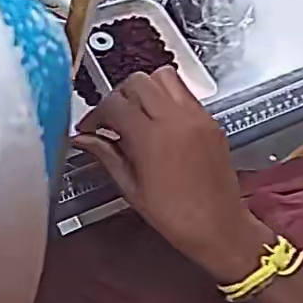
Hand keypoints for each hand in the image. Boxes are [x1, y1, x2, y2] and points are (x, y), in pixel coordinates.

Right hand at [73, 67, 273, 280]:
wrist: (217, 226)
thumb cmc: (174, 216)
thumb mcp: (130, 187)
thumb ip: (106, 155)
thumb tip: (84, 139)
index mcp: (152, 138)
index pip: (114, 104)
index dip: (95, 114)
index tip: (89, 129)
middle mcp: (176, 119)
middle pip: (138, 81)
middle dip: (118, 97)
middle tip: (110, 120)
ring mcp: (197, 116)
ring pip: (163, 77)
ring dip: (143, 90)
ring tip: (135, 115)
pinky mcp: (210, 120)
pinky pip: (184, 93)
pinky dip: (165, 98)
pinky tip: (157, 123)